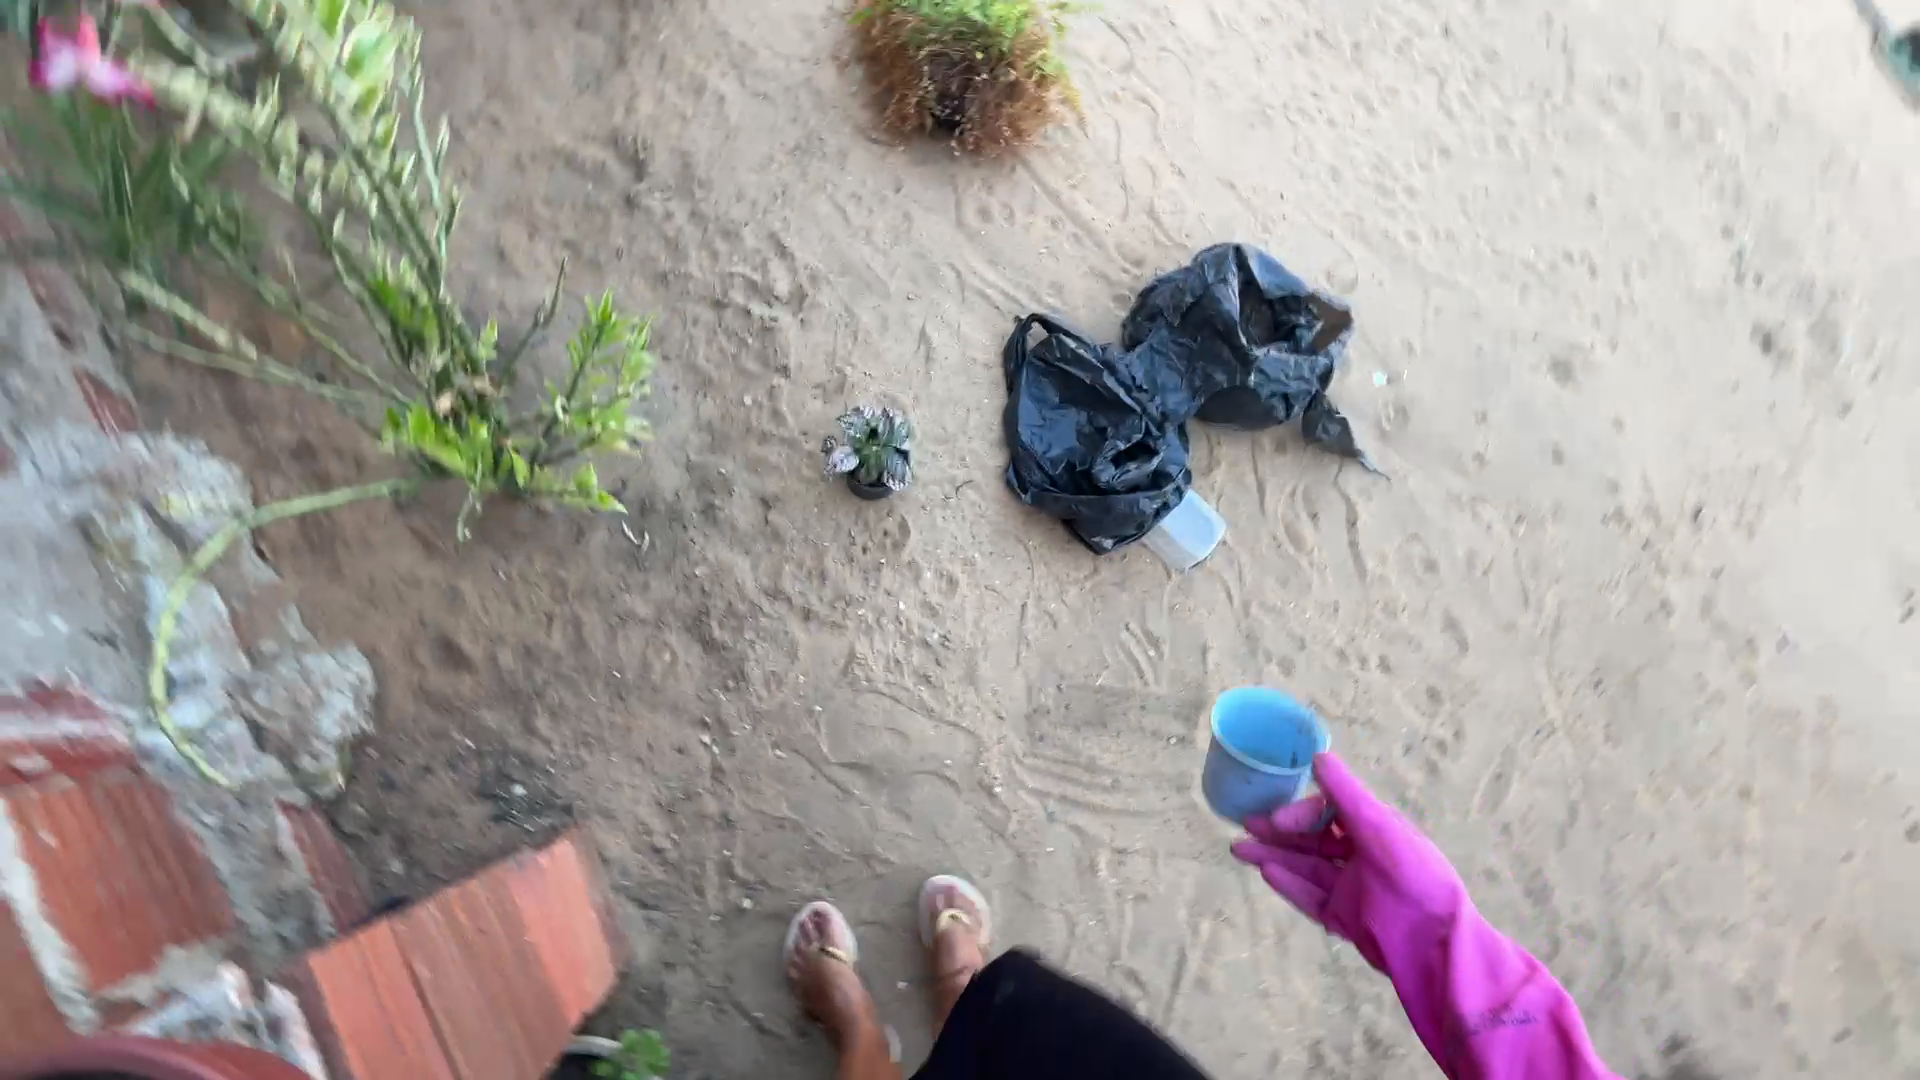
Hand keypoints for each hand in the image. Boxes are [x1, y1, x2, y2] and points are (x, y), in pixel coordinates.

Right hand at [1230, 751, 1468, 971]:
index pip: (1327, 814)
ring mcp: (1351, 889)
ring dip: (1272, 856)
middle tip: (1245, 824)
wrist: (1437, 944)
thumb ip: (1345, 792)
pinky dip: (1288, 884)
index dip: (1301, 812)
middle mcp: (1360, 857)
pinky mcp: (1344, 919)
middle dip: (1277, 832)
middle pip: (1310, 840)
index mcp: (1372, 832)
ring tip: (1237, 849)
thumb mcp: (1380, 825)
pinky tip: (1266, 871)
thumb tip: (1318, 755)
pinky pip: (1310, 898)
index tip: (1279, 818)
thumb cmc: (1413, 874)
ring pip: (1304, 867)